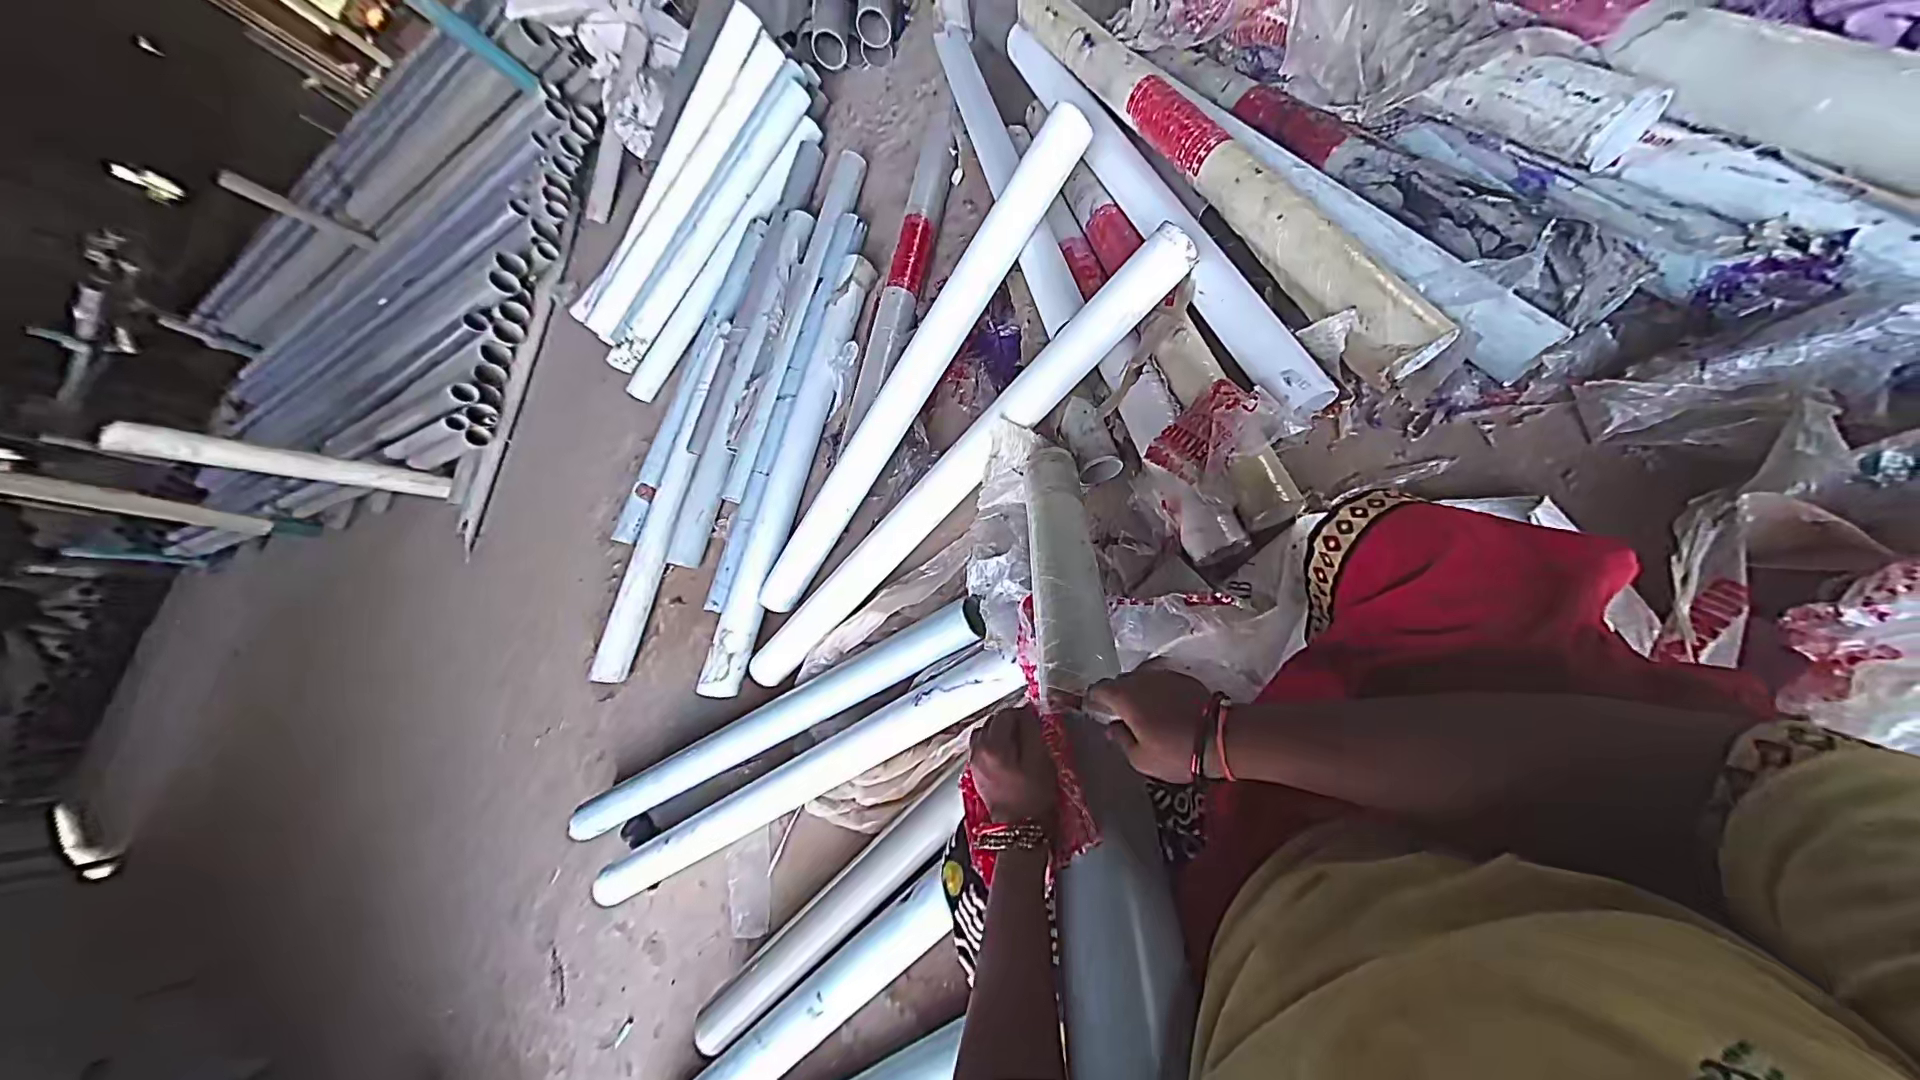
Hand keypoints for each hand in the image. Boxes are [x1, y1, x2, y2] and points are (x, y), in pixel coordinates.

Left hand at [969, 704, 1058, 825]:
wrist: (1020, 831)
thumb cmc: (1034, 798)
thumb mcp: (1040, 760)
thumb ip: (1032, 731)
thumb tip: (1028, 713)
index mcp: (994, 746)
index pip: (1006, 715)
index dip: (1023, 714)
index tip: (1035, 719)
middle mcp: (979, 752)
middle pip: (992, 722)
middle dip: (1010, 721)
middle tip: (1028, 728)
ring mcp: (976, 764)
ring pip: (985, 734)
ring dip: (1000, 732)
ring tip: (1017, 740)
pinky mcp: (977, 775)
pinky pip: (983, 749)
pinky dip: (994, 745)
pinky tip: (1008, 754)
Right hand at [1087, 668, 1212, 781]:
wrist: (1221, 737)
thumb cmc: (1175, 752)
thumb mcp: (1141, 759)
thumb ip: (1120, 739)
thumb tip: (1112, 727)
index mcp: (1122, 696)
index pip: (1097, 689)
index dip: (1093, 699)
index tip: (1095, 711)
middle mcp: (1139, 678)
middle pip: (1118, 682)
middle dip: (1115, 696)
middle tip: (1119, 715)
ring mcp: (1161, 674)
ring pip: (1140, 679)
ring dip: (1136, 692)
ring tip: (1142, 712)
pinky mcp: (1182, 677)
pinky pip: (1159, 681)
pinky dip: (1155, 691)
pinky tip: (1163, 708)